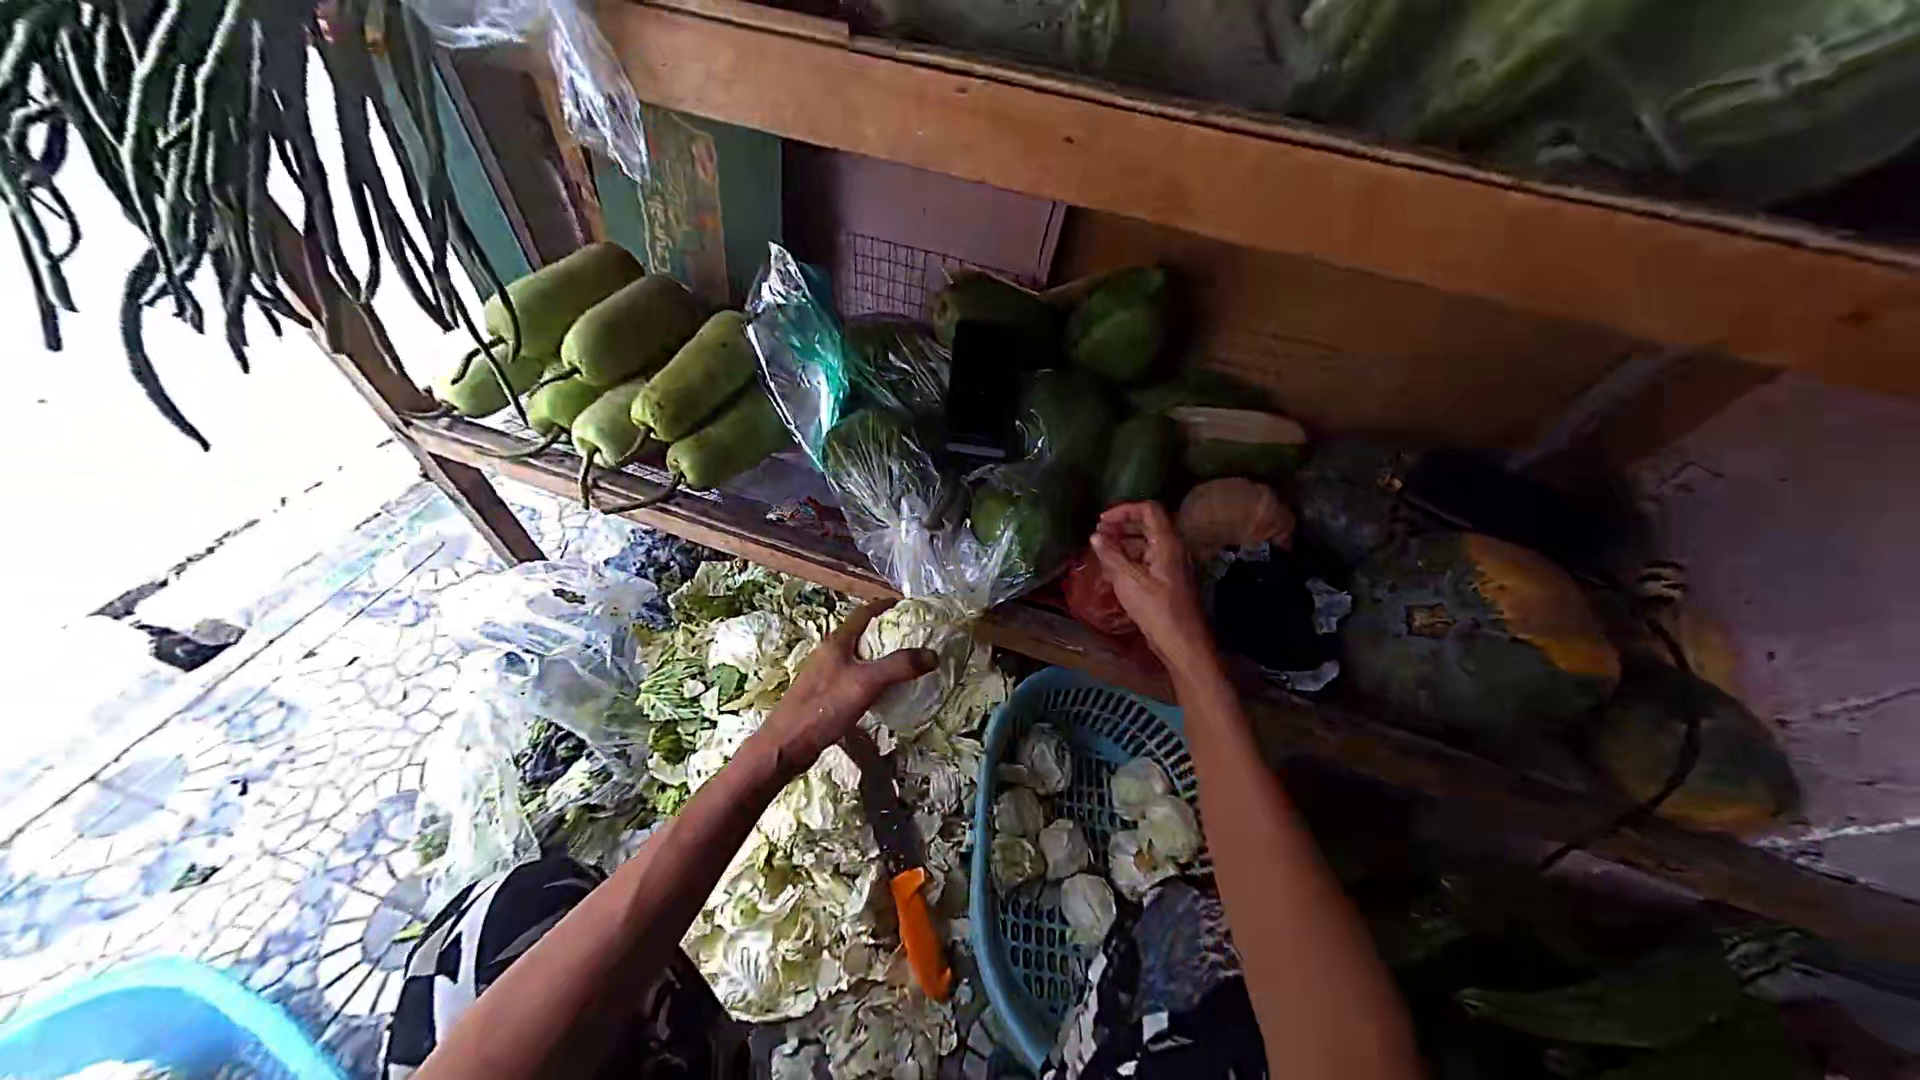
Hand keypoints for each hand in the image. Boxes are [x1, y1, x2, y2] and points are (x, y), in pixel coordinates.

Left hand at [761, 599, 936, 771]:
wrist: (786, 745)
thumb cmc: (824, 707)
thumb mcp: (866, 683)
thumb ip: (900, 666)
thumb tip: (934, 654)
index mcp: (837, 641)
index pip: (864, 612)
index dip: (885, 605)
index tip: (907, 604)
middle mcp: (829, 652)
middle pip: (860, 633)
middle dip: (885, 631)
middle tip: (912, 635)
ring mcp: (824, 674)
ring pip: (856, 656)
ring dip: (878, 655)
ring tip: (902, 662)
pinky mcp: (824, 694)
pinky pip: (853, 676)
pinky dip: (870, 676)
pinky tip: (881, 691)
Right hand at [1089, 501, 1210, 667]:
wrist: (1183, 642)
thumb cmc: (1156, 608)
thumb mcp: (1128, 580)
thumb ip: (1111, 555)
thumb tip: (1095, 536)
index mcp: (1167, 543)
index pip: (1149, 510)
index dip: (1124, 510)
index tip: (1102, 521)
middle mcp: (1173, 549)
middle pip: (1148, 524)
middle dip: (1121, 526)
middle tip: (1098, 535)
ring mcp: (1173, 565)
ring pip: (1147, 543)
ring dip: (1124, 543)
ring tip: (1101, 552)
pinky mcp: (1169, 580)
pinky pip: (1148, 560)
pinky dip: (1130, 558)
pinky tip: (1113, 570)